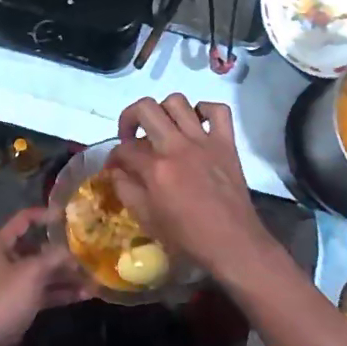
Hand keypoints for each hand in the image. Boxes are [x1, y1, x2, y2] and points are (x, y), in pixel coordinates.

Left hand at [0, 208, 91, 345]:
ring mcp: (14, 282)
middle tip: (90, 252)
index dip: (45, 215)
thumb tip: (74, 252)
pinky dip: (62, 292)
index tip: (70, 216)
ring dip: (67, 275)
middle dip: (64, 252)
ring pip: (44, 272)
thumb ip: (54, 258)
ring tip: (94, 278)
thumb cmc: (3, 299)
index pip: (24, 220)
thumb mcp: (31, 274)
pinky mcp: (21, 302)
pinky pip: (45, 291)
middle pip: (39, 248)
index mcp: (1, 245)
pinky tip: (85, 295)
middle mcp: (7, 259)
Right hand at [108, 95, 272, 276]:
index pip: (124, 148)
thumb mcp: (146, 219)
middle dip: (129, 118)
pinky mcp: (226, 142)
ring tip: (162, 129)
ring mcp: (204, 141)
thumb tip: (116, 170)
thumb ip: (126, 190)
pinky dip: (204, 110)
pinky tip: (195, 125)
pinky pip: (218, 110)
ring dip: (163, 111)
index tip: (114, 166)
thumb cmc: (187, 237)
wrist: (232, 244)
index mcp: (156, 169)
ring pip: (177, 101)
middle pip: (145, 108)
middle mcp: (177, 146)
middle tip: (131, 137)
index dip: (113, 156)